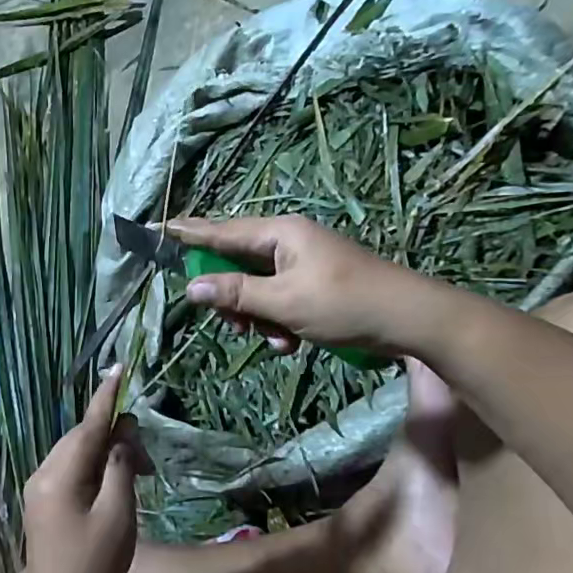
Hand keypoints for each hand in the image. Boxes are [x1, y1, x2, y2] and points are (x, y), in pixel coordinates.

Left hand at [21, 369, 144, 572]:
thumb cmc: (97, 567)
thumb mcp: (119, 514)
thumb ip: (121, 467)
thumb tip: (122, 433)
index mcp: (58, 475)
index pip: (87, 425)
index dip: (106, 396)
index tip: (119, 367)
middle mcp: (41, 475)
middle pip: (80, 439)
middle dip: (114, 437)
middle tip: (148, 458)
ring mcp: (37, 491)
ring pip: (75, 455)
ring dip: (105, 455)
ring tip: (138, 474)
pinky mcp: (41, 506)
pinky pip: (68, 472)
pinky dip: (92, 470)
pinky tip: (113, 485)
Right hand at [166, 214, 429, 354]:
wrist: (411, 320)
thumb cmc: (345, 303)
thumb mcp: (283, 302)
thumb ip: (235, 294)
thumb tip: (192, 287)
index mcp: (281, 234)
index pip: (222, 231)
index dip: (190, 233)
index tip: (160, 228)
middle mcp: (289, 241)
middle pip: (237, 265)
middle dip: (233, 300)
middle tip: (236, 327)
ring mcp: (303, 263)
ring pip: (257, 288)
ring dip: (258, 318)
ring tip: (277, 341)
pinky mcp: (314, 284)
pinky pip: (279, 299)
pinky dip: (278, 322)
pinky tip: (291, 343)